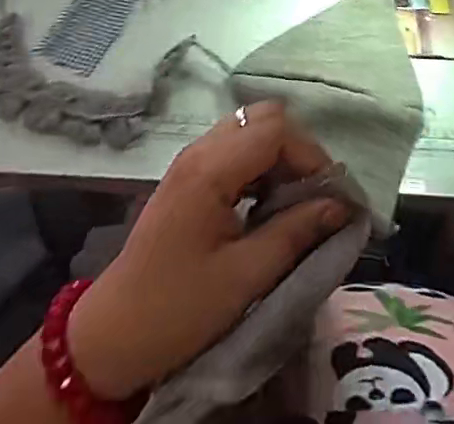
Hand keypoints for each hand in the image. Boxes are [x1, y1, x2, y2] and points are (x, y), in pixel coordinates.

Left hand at [68, 103, 350, 398]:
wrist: (112, 337)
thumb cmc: (178, 309)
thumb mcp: (246, 276)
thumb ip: (296, 232)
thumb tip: (341, 206)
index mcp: (210, 169)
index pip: (276, 130)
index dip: (312, 155)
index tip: (332, 195)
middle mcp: (199, 151)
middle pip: (263, 117)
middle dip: (298, 148)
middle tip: (315, 192)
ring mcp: (191, 160)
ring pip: (249, 128)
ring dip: (279, 154)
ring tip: (296, 198)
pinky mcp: (188, 175)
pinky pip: (235, 147)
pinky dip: (261, 163)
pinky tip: (268, 201)